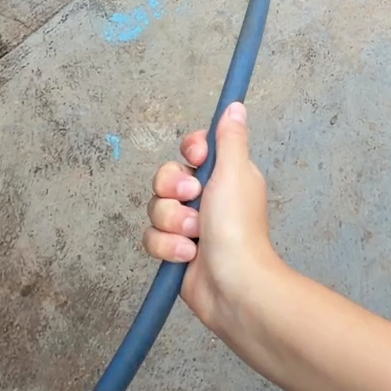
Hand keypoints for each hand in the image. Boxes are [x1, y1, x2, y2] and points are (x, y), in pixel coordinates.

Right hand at [142, 101, 283, 333]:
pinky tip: (186, 256)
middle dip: (173, 191)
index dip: (189, 152)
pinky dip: (167, 247)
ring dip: (173, 223)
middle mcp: (206, 197)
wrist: (233, 285)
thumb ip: (230, 138)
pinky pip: (151, 237)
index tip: (196, 159)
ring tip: (193, 236)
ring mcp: (189, 225)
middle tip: (193, 199)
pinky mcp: (174, 251)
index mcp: (224, 175)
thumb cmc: (238, 226)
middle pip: (166, 177)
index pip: (193, 150)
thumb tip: (235, 105)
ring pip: (156, 208)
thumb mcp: (235, 172)